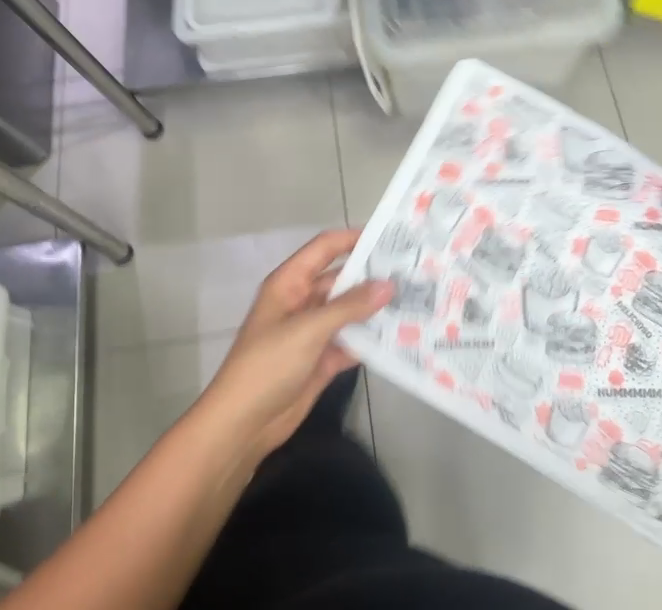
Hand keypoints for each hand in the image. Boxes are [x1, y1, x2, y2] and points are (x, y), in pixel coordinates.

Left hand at [194, 230, 392, 462]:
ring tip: (417, 303)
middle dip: (373, 277)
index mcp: (290, 283)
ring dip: (376, 310)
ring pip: (350, 313)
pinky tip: (402, 338)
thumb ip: (349, 306)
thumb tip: (389, 285)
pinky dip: (372, 342)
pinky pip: (352, 343)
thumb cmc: (268, 365)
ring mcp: (312, 333)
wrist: (244, 423)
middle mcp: (302, 302)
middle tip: (415, 273)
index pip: (324, 248)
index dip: (353, 239)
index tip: (391, 238)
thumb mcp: (308, 329)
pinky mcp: (322, 360)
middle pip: (342, 280)